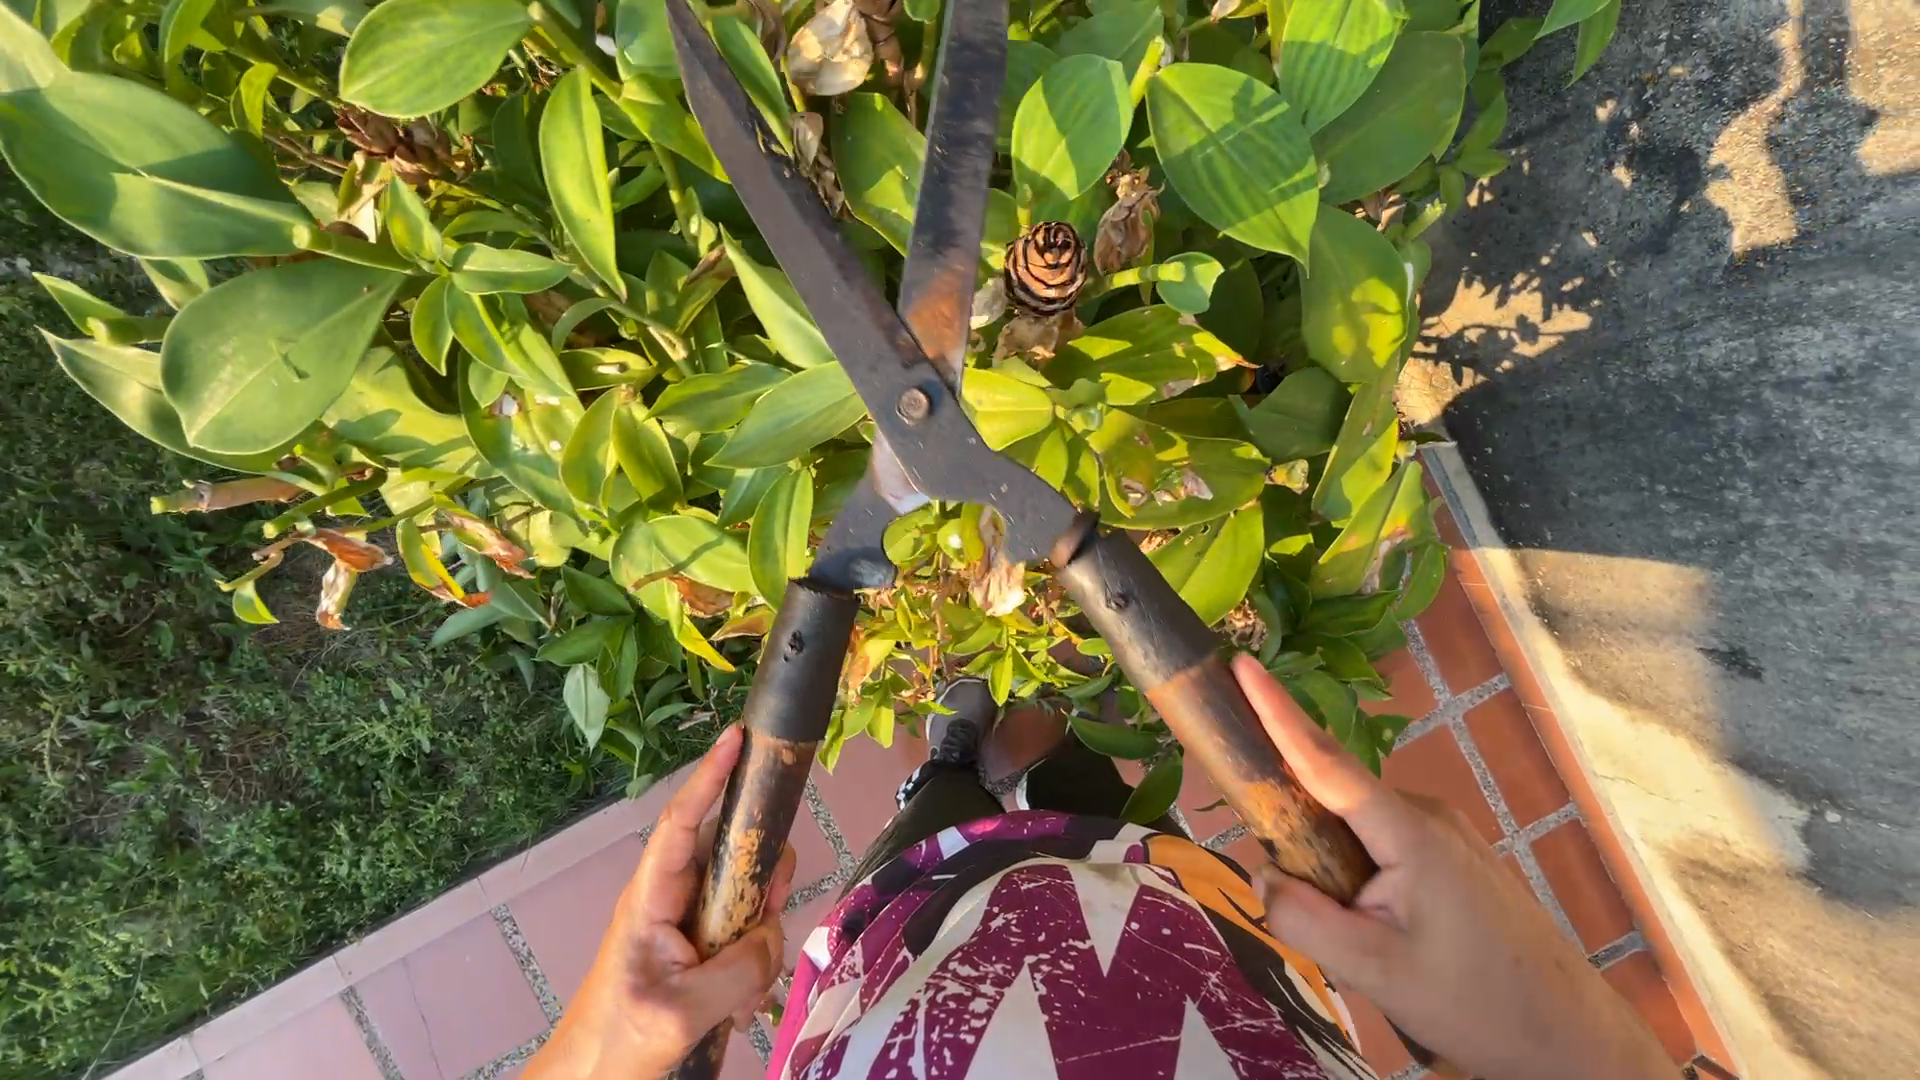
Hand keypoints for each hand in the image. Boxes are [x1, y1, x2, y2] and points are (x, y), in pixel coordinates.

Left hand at [525, 726, 795, 1079]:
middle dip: (762, 868)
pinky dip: (757, 953)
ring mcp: (690, 916)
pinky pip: (747, 925)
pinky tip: (741, 998)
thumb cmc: (618, 1042)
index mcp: (652, 896)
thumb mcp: (681, 1013)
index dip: (709, 776)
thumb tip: (773, 932)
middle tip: (772, 906)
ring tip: (747, 984)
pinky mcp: (703, 940)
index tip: (736, 736)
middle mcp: (674, 893)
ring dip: (762, 925)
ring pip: (747, 887)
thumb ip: (739, 968)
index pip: (681, 821)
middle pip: (731, 848)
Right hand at [1231, 655, 1672, 1079]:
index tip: (1242, 664)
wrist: (1578, 1046)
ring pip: (1350, 824)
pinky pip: (1374, 840)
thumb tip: (1261, 875)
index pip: (1324, 760)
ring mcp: (1440, 830)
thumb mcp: (1375, 972)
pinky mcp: (1447, 852)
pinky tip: (1376, 927)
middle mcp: (1423, 813)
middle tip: (1298, 897)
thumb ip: (1303, 919)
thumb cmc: (1478, 1005)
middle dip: (1294, 827)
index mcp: (1408, 831)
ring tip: (1355, 935)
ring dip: (1327, 859)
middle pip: (1329, 794)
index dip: (1276, 709)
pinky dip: (1352, 868)